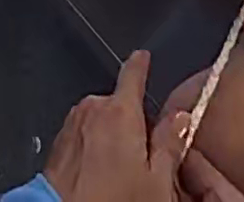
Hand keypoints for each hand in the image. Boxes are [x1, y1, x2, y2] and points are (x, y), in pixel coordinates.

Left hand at [43, 50, 188, 201]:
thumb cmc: (114, 199)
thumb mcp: (157, 181)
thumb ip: (169, 144)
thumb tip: (181, 117)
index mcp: (119, 112)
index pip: (131, 77)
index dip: (139, 65)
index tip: (143, 56)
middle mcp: (93, 107)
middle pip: (122, 106)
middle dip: (135, 125)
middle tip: (146, 160)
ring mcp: (75, 119)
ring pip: (104, 119)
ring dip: (115, 137)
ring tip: (123, 174)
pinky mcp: (63, 134)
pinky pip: (87, 131)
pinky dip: (97, 144)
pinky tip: (103, 172)